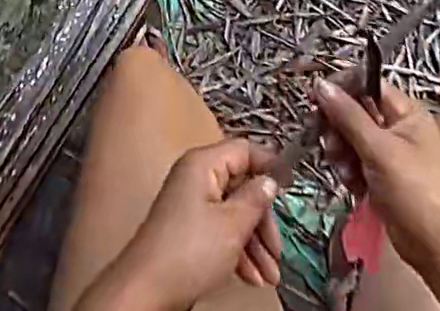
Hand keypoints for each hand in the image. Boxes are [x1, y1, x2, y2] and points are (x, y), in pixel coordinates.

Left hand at [76, 138, 284, 310]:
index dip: (269, 165)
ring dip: (255, 242)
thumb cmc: (189, 251)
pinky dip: (239, 249)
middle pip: (241, 185)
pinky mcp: (189, 229)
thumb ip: (255, 199)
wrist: (148, 290)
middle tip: (277, 250)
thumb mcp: (232, 224)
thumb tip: (269, 181)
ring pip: (234, 211)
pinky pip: (221, 229)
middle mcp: (196, 177)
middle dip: (263, 220)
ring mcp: (191, 203)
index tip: (291, 185)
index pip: (243, 150)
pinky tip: (252, 276)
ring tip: (270, 275)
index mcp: (203, 163)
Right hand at [315, 78, 439, 272]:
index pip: (368, 83)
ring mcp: (389, 150)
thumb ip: (347, 114)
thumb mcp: (379, 148)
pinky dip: (349, 169)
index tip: (317, 98)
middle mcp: (397, 126)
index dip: (342, 88)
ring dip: (342, 151)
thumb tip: (321, 84)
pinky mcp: (379, 172)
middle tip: (331, 143)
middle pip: (354, 110)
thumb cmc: (413, 191)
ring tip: (346, 171)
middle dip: (339, 127)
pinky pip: (353, 158)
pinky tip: (353, 184)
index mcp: (407, 112)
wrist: (433, 247)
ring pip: (350, 135)